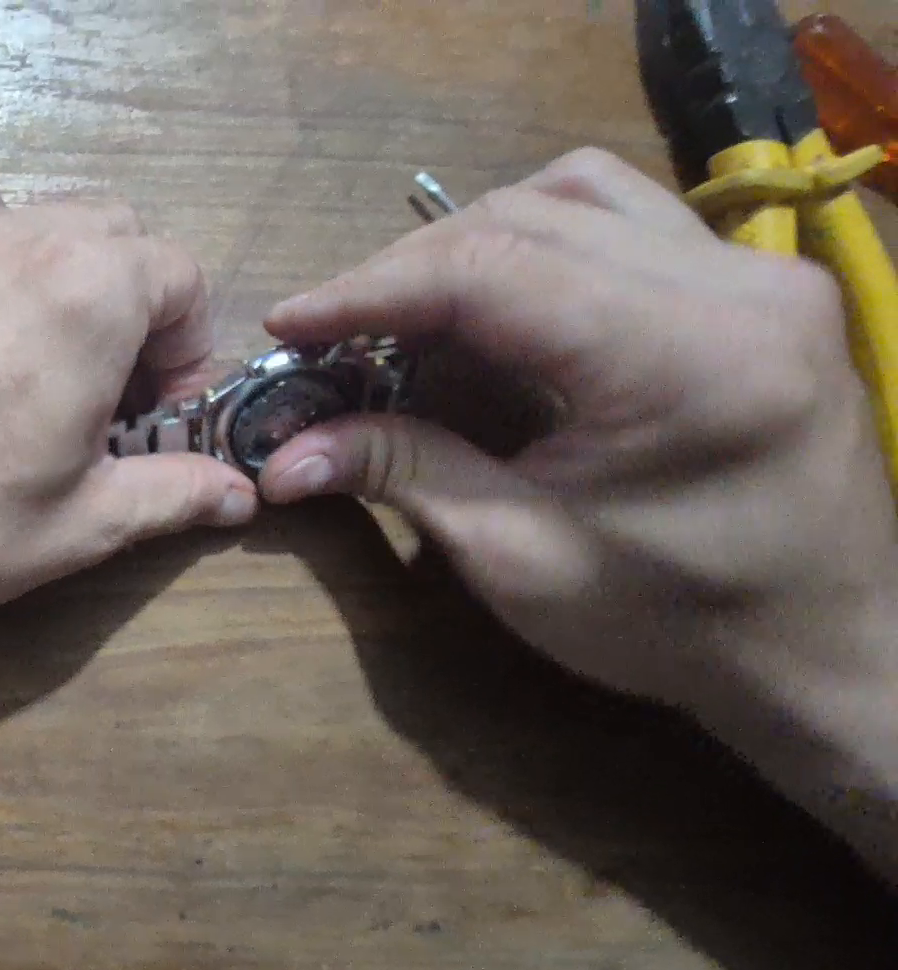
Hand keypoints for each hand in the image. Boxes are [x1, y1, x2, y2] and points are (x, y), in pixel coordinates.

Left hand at [0, 159, 254, 630]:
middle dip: (137, 309)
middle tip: (108, 399)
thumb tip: (240, 495)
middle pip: (119, 237)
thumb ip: (173, 493)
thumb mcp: (81, 525)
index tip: (159, 418)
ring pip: (40, 214)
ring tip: (45, 355)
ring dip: (69, 271)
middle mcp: (21, 239)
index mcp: (91, 293)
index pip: (184, 278)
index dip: (187, 351)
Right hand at [257, 149, 897, 728]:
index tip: (285, 323)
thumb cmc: (667, 619)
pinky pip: (613, 216)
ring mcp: (751, 273)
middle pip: (523, 218)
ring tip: (394, 312)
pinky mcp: (743, 285)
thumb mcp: (512, 553)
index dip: (369, 290)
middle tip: (323, 332)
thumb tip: (281, 459)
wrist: (818, 646)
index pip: (493, 272)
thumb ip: (399, 474)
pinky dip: (521, 240)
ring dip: (458, 244)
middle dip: (398, 271)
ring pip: (571, 194)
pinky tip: (480, 299)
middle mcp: (734, 284)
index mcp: (684, 359)